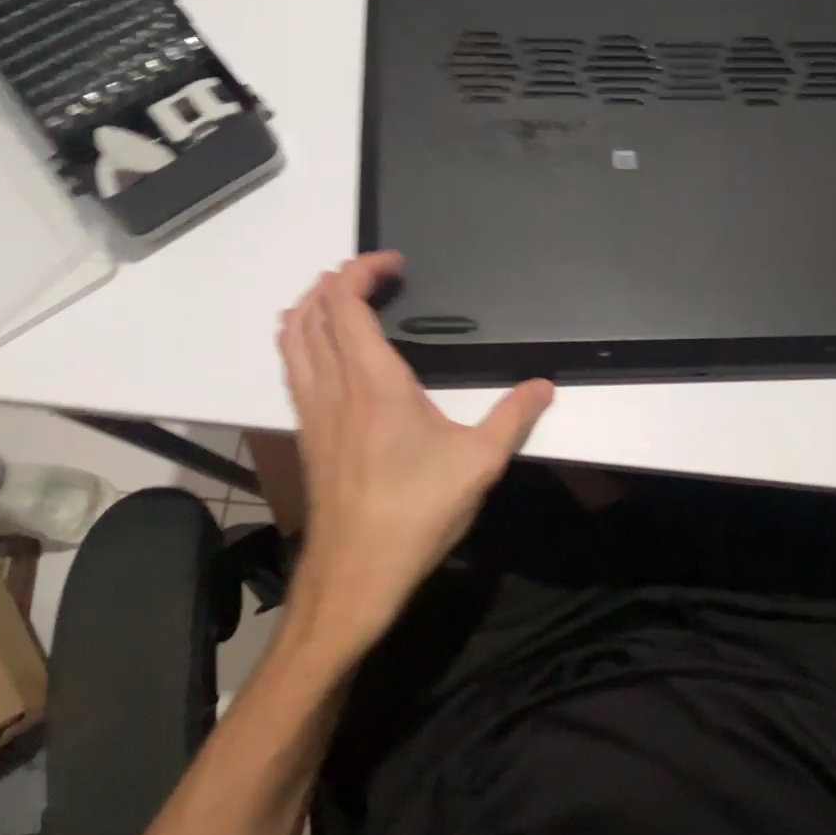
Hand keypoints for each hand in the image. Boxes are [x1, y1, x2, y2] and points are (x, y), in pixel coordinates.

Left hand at [277, 251, 553, 654]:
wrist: (357, 570)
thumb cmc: (417, 512)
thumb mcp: (480, 463)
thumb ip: (513, 417)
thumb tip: (544, 386)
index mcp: (373, 381)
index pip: (346, 302)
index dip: (362, 269)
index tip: (393, 264)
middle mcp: (332, 385)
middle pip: (310, 311)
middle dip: (334, 281)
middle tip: (370, 277)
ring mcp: (312, 410)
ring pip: (292, 338)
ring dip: (310, 308)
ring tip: (340, 302)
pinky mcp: (306, 434)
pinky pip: (292, 369)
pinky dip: (301, 342)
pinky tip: (326, 357)